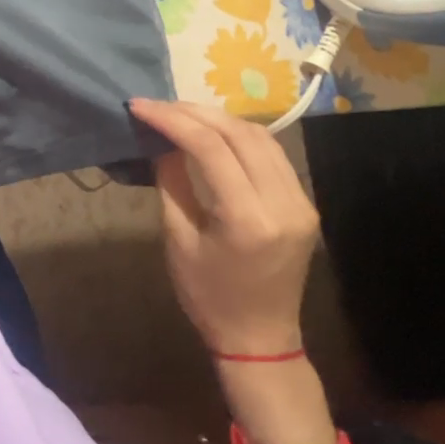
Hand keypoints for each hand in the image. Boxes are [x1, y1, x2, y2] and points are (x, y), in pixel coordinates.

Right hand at [129, 98, 320, 355]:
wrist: (260, 337)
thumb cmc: (208, 295)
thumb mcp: (178, 239)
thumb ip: (172, 182)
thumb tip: (160, 140)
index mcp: (249, 220)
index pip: (211, 148)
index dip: (172, 120)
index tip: (140, 106)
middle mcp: (284, 205)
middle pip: (240, 134)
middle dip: (194, 112)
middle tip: (156, 106)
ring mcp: (301, 203)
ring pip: (261, 137)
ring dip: (219, 119)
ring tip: (180, 113)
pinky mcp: (304, 204)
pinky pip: (272, 154)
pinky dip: (239, 135)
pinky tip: (212, 132)